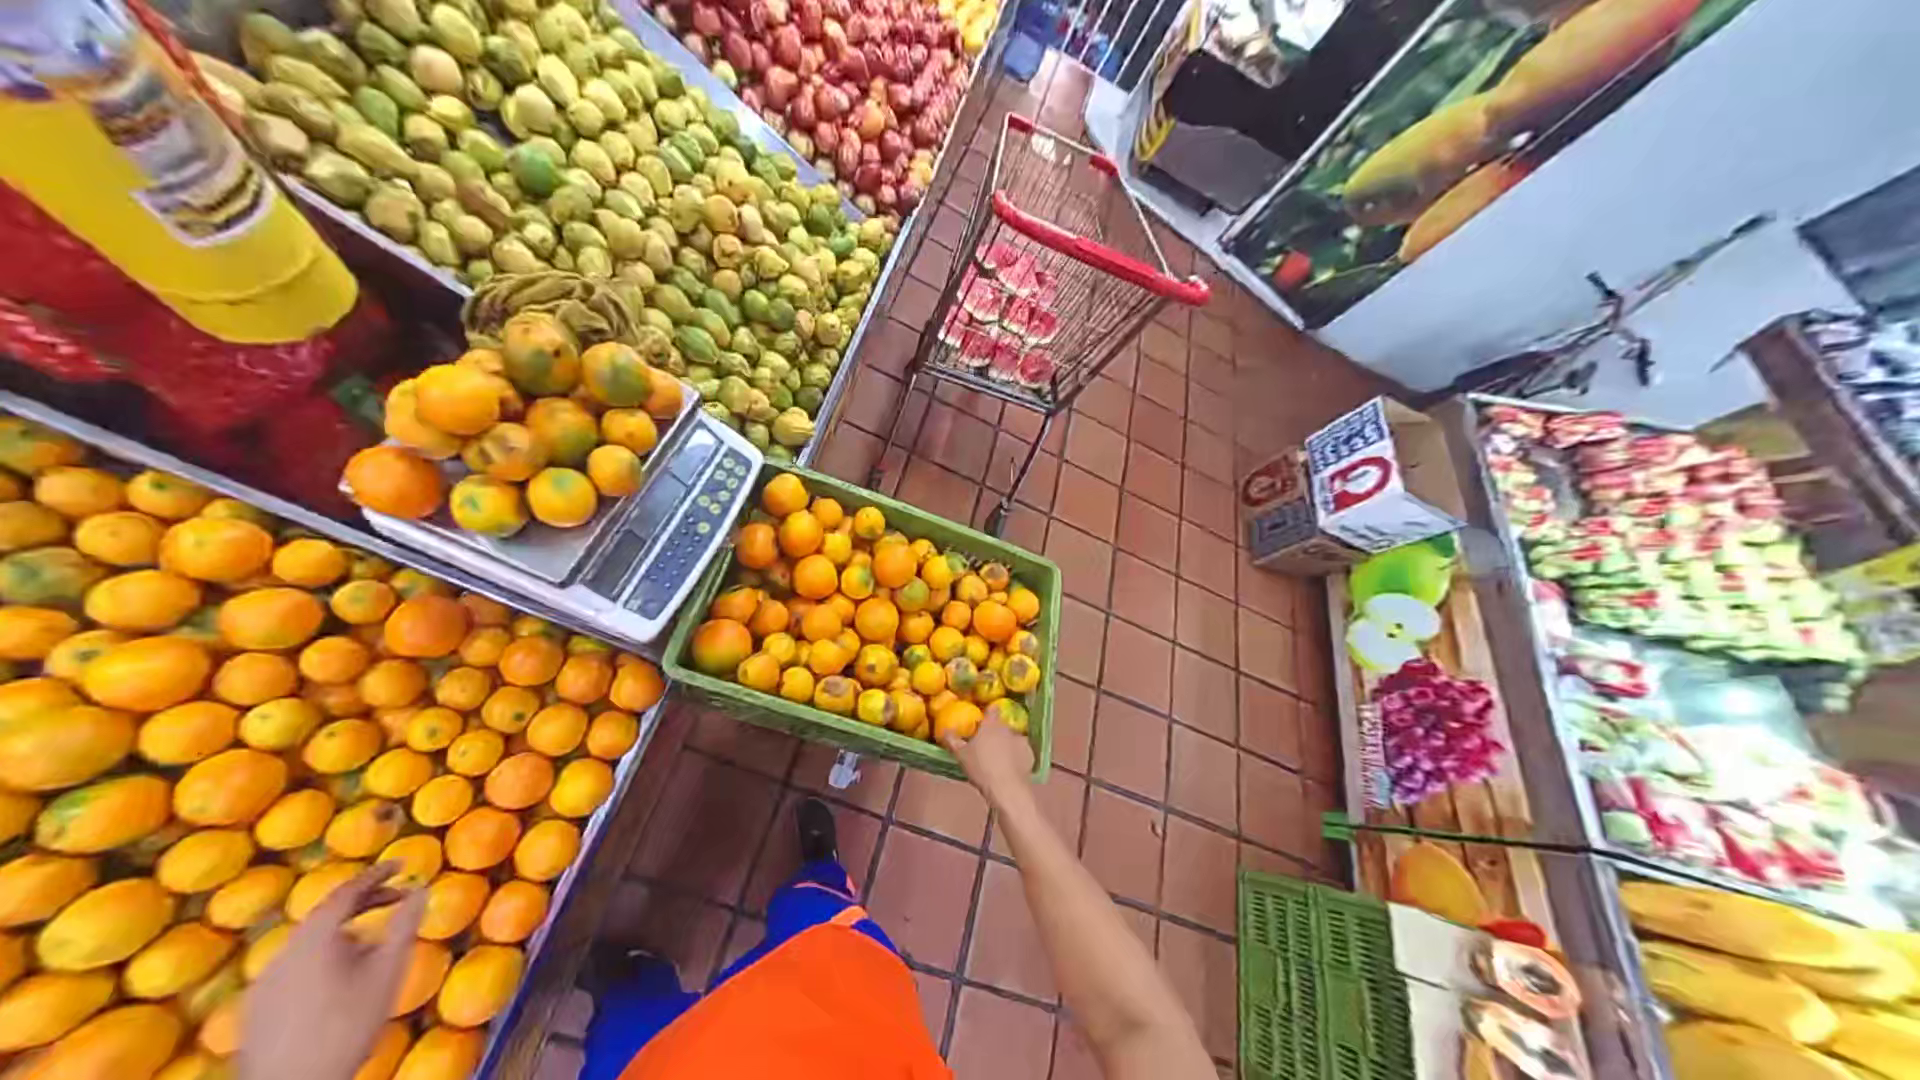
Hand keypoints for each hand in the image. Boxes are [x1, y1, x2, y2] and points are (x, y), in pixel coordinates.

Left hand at [239, 862, 426, 1079]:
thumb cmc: (348, 1025)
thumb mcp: (388, 970)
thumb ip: (405, 925)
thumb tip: (421, 888)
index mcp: (313, 939)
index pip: (346, 892)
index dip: (377, 874)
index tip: (404, 863)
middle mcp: (282, 954)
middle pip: (326, 915)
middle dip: (365, 902)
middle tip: (399, 899)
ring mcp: (263, 983)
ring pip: (310, 941)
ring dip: (346, 931)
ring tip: (376, 944)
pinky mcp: (256, 1008)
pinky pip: (296, 965)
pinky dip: (325, 955)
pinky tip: (343, 977)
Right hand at [943, 715, 1032, 809]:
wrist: (1006, 788)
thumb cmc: (981, 768)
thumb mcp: (961, 755)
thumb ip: (952, 740)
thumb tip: (945, 730)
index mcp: (991, 725)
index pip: (991, 710)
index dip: (988, 713)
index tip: (983, 719)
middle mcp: (1008, 728)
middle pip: (1001, 725)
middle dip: (996, 732)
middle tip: (987, 744)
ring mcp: (1021, 741)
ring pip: (1013, 738)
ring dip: (1007, 744)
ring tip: (999, 758)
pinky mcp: (1030, 755)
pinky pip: (1022, 752)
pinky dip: (1017, 756)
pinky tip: (1011, 767)